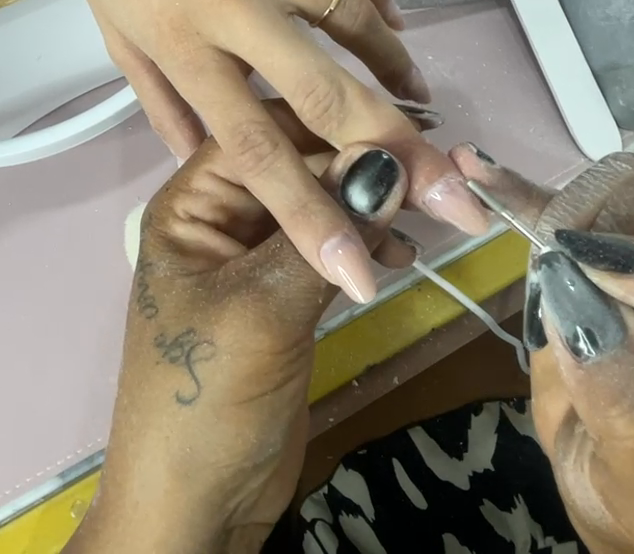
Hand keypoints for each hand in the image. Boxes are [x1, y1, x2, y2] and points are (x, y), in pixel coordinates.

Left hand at [23, 0, 489, 305]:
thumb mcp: (118, 41)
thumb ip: (167, 107)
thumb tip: (211, 166)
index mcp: (178, 44)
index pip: (253, 146)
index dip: (308, 215)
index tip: (357, 269)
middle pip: (325, 89)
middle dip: (393, 149)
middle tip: (448, 189)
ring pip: (354, 17)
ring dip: (391, 65)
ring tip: (412, 94)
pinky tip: (383, 19)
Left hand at [71, 122, 414, 553]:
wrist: (196, 506)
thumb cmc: (206, 400)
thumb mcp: (261, 308)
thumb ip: (322, 232)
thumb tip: (388, 160)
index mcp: (193, 201)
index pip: (264, 136)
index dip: (333, 127)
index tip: (409, 132)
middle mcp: (222, 214)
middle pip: (298, 166)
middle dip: (364, 168)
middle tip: (440, 176)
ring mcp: (255, 253)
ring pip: (321, 205)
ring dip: (373, 206)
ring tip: (433, 216)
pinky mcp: (284, 289)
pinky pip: (331, 246)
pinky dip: (367, 245)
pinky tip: (403, 255)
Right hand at [457, 144, 633, 552]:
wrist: (632, 496)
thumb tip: (592, 313)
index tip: (613, 282)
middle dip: (627, 216)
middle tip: (565, 266)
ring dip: (577, 209)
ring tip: (542, 266)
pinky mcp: (614, 239)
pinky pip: (575, 195)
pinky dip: (524, 188)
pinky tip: (478, 173)